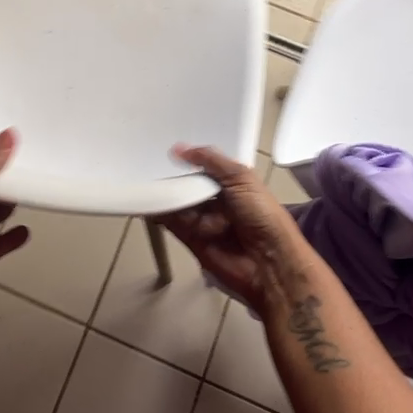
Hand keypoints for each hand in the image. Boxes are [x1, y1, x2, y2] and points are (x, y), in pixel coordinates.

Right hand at [149, 145, 311, 310]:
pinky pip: (173, 223)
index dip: (190, 161)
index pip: (207, 169)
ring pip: (179, 204)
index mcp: (234, 186)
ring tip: (143, 179)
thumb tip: (178, 149)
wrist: (269, 263)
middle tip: (148, 163)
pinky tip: (147, 200)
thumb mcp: (241, 178)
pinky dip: (161, 213)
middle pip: (190, 186)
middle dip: (174, 178)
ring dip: (165, 194)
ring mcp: (204, 222)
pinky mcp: (192, 240)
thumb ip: (211, 160)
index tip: (167, 150)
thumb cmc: (262, 215)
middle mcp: (218, 203)